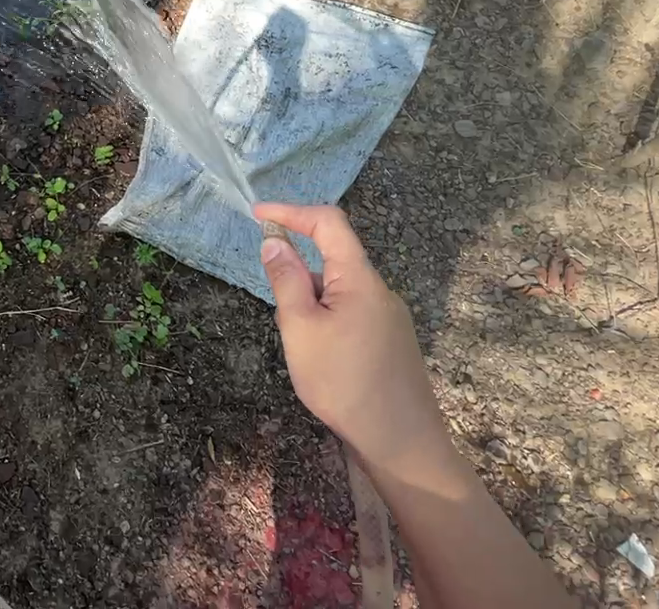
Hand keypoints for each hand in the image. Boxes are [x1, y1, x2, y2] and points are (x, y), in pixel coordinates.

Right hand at [254, 202, 451, 476]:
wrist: (402, 447)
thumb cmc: (343, 382)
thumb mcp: (300, 328)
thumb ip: (286, 279)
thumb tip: (274, 241)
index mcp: (360, 279)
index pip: (328, 223)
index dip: (291, 211)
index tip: (256, 214)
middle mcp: (380, 291)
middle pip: (333, 258)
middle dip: (298, 275)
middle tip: (283, 318)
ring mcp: (389, 318)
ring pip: (339, 290)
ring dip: (311, 303)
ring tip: (305, 352)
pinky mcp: (391, 342)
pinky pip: (351, 312)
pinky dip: (326, 320)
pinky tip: (323, 361)